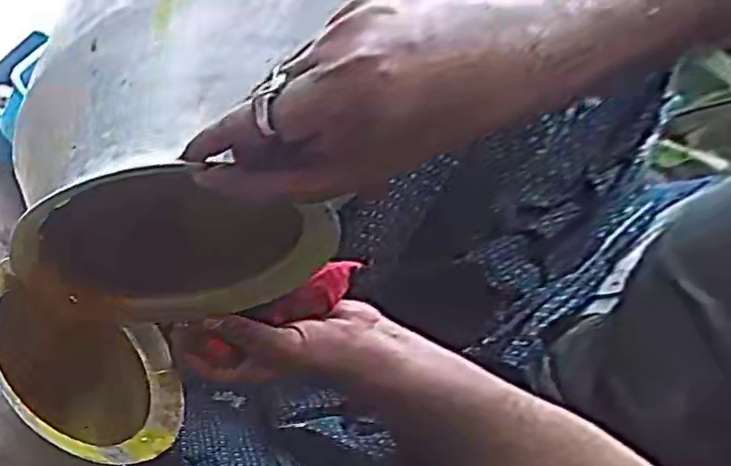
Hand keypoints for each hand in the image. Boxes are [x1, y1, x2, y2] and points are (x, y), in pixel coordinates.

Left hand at [172, 299, 419, 383]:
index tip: (175, 331)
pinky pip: (263, 297)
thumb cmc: (322, 354)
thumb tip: (209, 321)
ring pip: (237, 313)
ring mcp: (265, 327)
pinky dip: (258, 289)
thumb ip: (241, 332)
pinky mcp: (283, 308)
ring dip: (231, 301)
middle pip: (216, 334)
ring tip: (216, 287)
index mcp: (242, 365)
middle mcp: (249, 347)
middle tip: (192, 301)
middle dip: (206, 319)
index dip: (186, 350)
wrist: (365, 339)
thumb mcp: (274, 345)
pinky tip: (250, 277)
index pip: (202, 362)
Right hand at [183, 0, 594, 201]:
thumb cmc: (447, 117)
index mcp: (326, 93)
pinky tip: (361, 83)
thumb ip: (265, 183)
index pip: (237, 123)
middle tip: (290, 153)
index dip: (208, 146)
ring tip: (339, 116)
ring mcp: (351, 14)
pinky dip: (322, 72)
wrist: (539, 39)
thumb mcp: (344, 174)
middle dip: (260, 129)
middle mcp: (332, 45)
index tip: (192, 161)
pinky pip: (318, 47)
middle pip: (258, 98)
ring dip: (293, 100)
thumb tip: (214, 180)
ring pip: (286, 73)